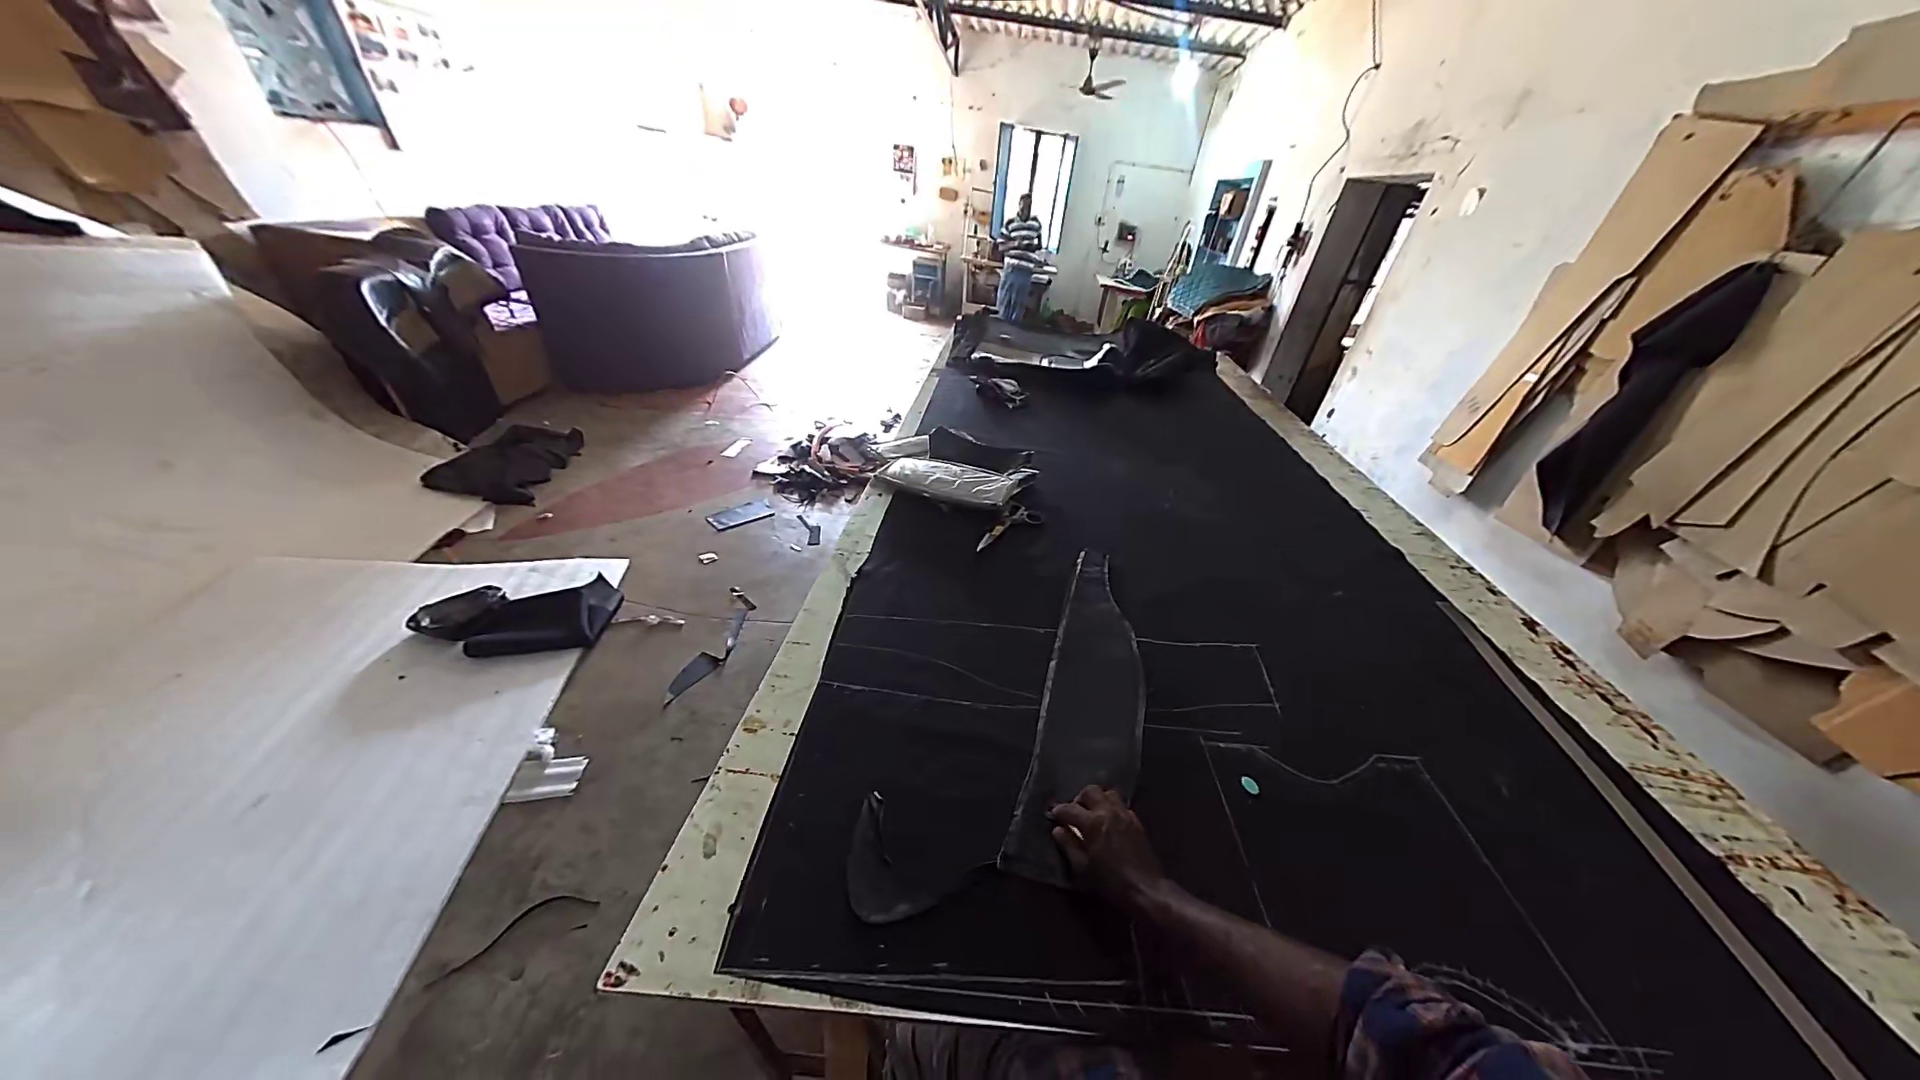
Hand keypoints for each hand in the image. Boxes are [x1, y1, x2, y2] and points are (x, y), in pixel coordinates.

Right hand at [1049, 785, 1165, 910]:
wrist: (1146, 889)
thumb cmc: (1110, 881)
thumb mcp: (1082, 868)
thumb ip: (1068, 845)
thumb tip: (1058, 830)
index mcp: (1093, 822)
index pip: (1069, 809)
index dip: (1058, 811)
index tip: (1053, 816)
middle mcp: (1109, 812)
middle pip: (1090, 791)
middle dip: (1079, 799)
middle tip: (1074, 813)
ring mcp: (1125, 814)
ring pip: (1108, 794)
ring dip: (1097, 800)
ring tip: (1092, 814)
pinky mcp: (1136, 821)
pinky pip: (1121, 805)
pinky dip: (1111, 808)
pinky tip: (1109, 822)